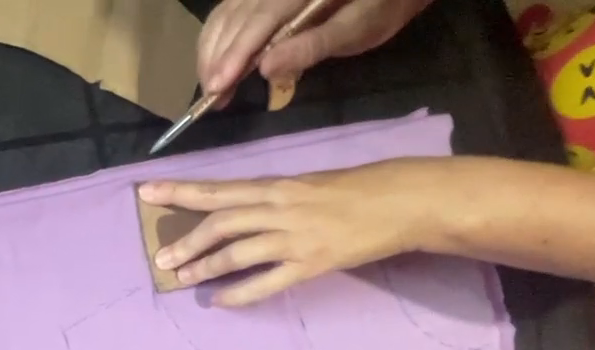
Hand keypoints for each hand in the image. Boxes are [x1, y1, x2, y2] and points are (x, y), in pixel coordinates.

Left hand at [137, 159, 446, 304]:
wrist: (416, 199)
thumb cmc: (366, 186)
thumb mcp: (313, 183)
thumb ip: (274, 198)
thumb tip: (239, 213)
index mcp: (280, 186)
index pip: (219, 189)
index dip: (180, 191)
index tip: (146, 192)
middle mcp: (282, 208)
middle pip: (221, 224)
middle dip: (186, 242)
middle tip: (160, 259)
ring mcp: (296, 237)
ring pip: (236, 253)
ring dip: (205, 268)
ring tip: (182, 279)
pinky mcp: (311, 263)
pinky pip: (264, 283)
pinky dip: (238, 294)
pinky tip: (219, 301)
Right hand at [199, 0, 436, 99]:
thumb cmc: (383, 6)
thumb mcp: (361, 27)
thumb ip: (315, 45)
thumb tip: (267, 68)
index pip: (264, 15)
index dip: (239, 51)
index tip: (219, 85)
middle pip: (238, 13)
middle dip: (219, 57)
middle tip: (212, 95)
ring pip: (225, 14)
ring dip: (211, 53)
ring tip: (211, 86)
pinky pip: (226, 12)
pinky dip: (214, 41)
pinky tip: (212, 65)